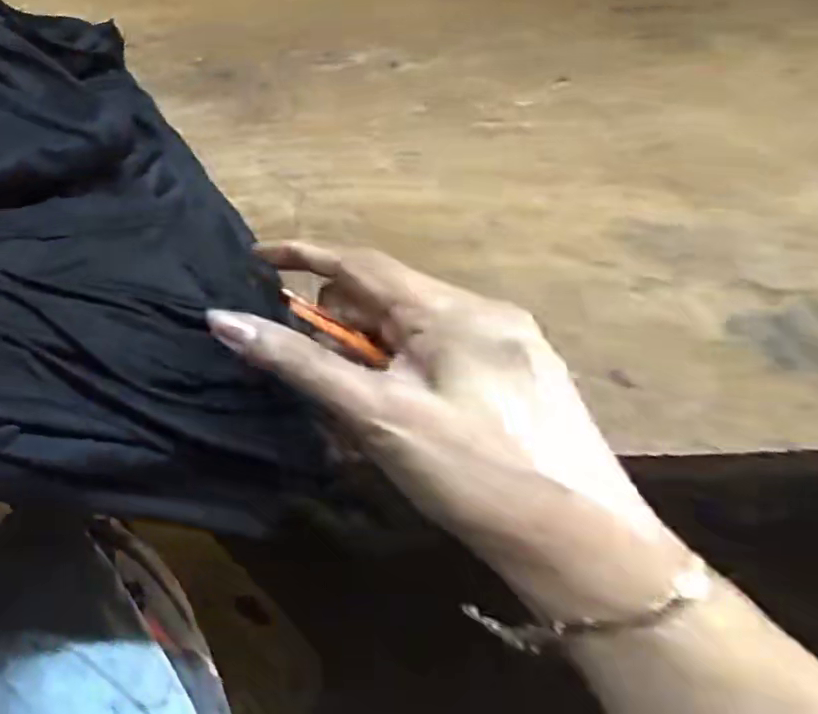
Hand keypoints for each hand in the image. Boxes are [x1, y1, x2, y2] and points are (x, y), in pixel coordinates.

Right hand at [209, 242, 690, 618]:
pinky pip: (430, 357)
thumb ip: (297, 361)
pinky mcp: (514, 380)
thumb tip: (223, 319)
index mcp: (453, 313)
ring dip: (365, 360)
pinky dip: (395, 375)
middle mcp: (483, 316)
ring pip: (403, 332)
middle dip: (337, 330)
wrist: (594, 561)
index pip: (358, 262)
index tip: (254, 258)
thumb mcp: (376, 414)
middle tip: (322, 381)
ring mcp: (505, 348)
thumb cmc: (476, 473)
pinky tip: (396, 420)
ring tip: (359, 415)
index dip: (300, 254)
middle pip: (378, 299)